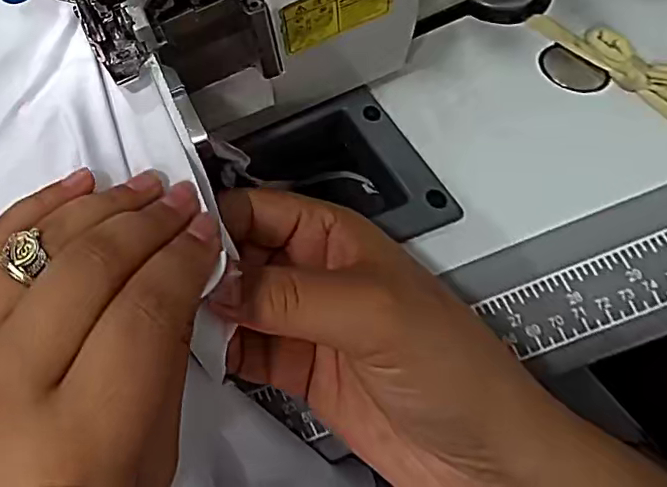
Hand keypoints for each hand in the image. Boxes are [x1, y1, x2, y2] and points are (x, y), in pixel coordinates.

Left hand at [0, 168, 223, 486]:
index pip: (142, 314)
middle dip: (149, 225)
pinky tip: (75, 185)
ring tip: (140, 188)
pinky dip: (38, 205)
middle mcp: (5, 388)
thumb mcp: (143, 470)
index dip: (183, 263)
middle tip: (180, 205)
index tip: (204, 237)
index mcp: (68, 445)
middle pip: (93, 267)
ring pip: (43, 241)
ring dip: (101, 204)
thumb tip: (181, 276)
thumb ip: (165, 368)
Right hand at [213, 189, 666, 486]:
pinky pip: (241, 345)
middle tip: (172, 281)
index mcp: (327, 234)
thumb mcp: (373, 314)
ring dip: (205, 306)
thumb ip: (293, 293)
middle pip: (235, 251)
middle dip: (203, 264)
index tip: (180, 239)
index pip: (253, 207)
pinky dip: (218, 346)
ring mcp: (299, 318)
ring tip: (178, 315)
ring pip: (232, 298)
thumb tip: (225, 280)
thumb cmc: (463, 370)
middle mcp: (307, 269)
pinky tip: (202, 350)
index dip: (214, 218)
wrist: (494, 467)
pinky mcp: (294, 364)